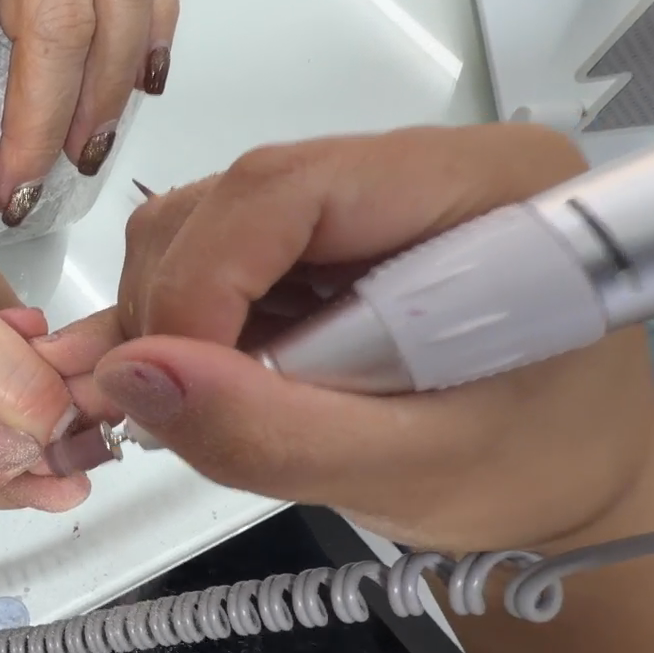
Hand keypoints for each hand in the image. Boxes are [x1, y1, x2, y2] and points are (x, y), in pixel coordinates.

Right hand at [39, 126, 653, 553]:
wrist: (531, 474)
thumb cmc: (511, 470)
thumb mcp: (399, 470)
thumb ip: (265, 431)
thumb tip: (122, 373)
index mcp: (469, 187)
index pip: (278, 191)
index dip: (201, 282)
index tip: (183, 383)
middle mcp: (385, 177)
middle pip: (211, 210)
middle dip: (166, 316)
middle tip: (185, 408)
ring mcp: (321, 213)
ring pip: (173, 236)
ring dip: (150, 329)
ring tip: (194, 403)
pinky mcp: (280, 249)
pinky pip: (170, 265)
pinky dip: (143, 334)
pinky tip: (156, 385)